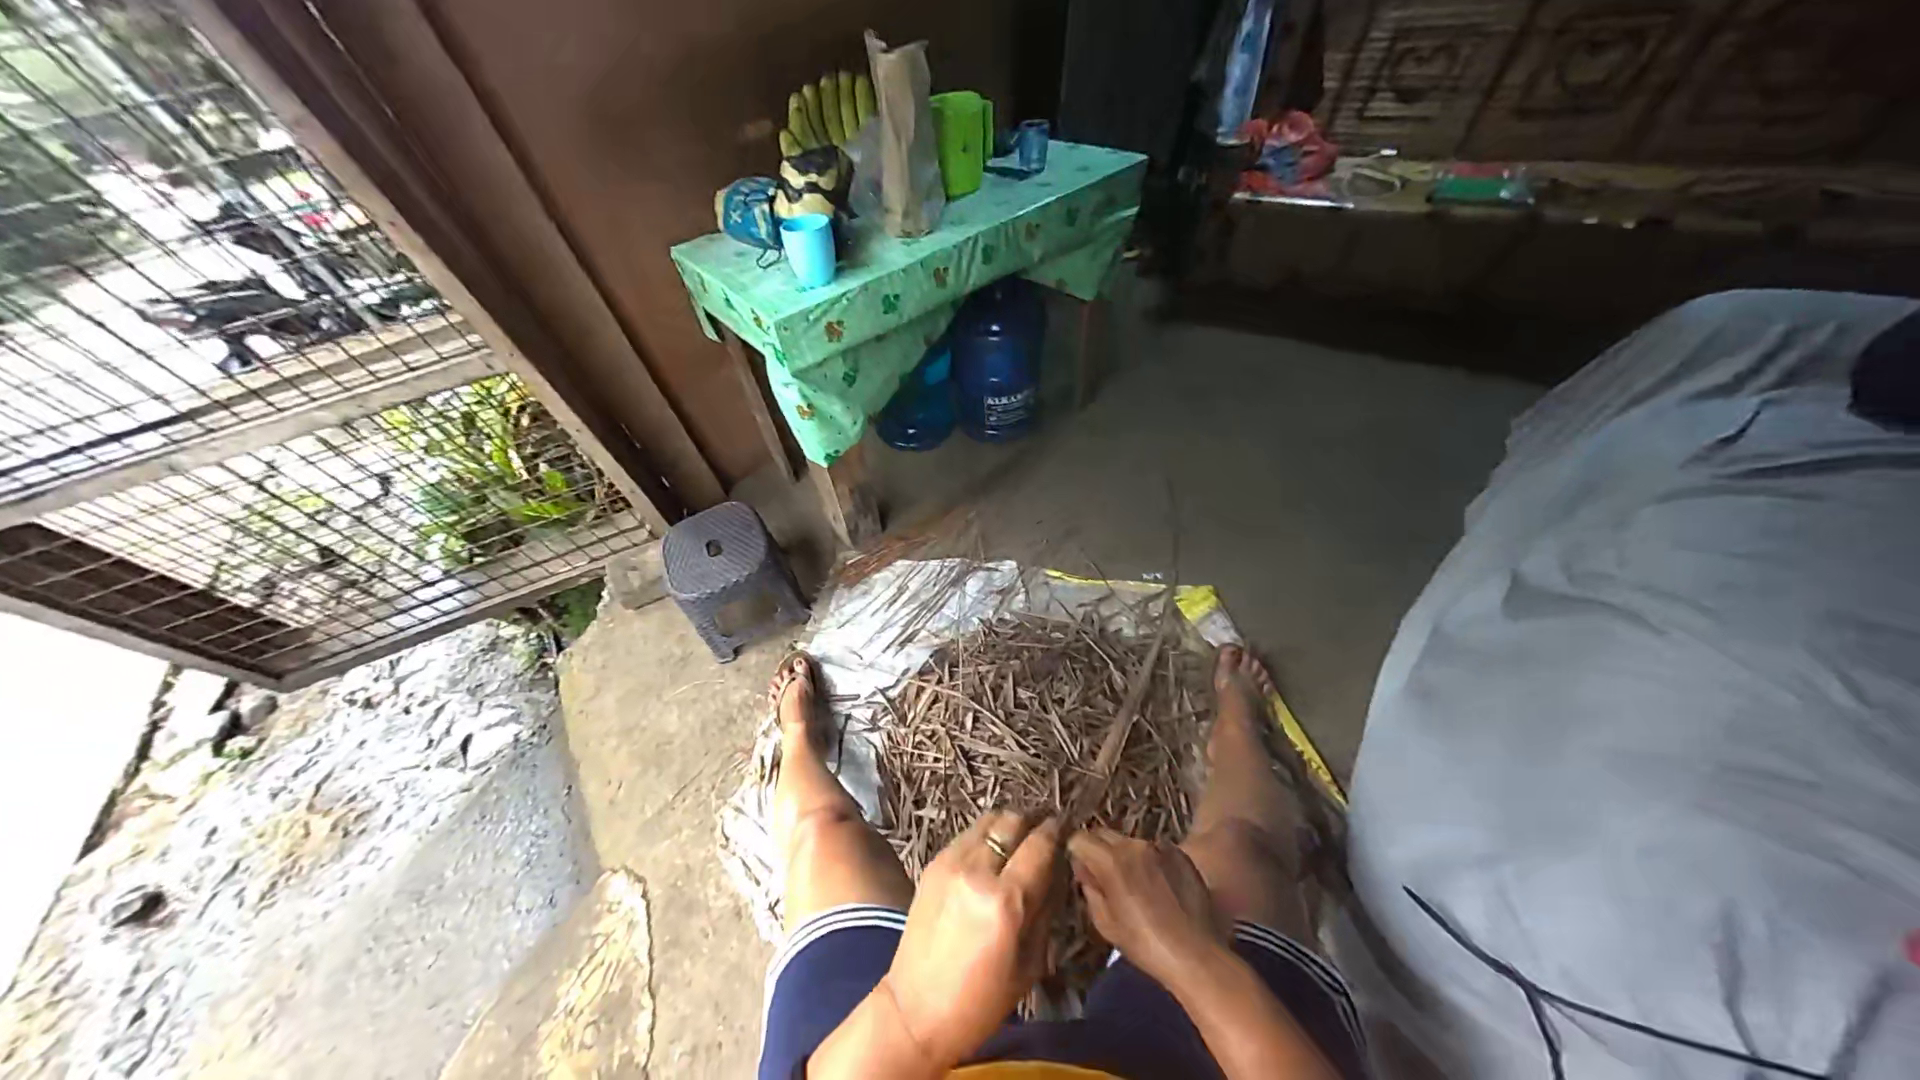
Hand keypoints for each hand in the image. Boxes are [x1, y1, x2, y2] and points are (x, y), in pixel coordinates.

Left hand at [880, 810, 1061, 1068]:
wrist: (914, 1011)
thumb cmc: (980, 1002)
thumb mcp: (1029, 964)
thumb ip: (1045, 910)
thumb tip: (1056, 872)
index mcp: (1005, 901)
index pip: (1039, 844)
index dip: (1054, 832)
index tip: (1063, 828)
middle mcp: (977, 871)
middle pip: (1011, 821)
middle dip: (1030, 822)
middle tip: (1041, 833)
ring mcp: (950, 863)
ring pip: (987, 821)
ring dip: (1006, 825)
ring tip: (1015, 841)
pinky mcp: (933, 864)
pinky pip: (966, 835)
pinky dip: (983, 836)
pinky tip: (990, 855)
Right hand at [1068, 829, 1227, 986]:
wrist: (1196, 955)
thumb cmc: (1144, 945)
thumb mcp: (1105, 923)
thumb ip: (1089, 890)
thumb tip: (1086, 873)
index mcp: (1111, 860)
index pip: (1080, 839)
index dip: (1078, 856)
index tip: (1085, 876)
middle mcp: (1134, 845)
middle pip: (1104, 834)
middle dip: (1100, 852)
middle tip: (1108, 882)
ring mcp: (1160, 846)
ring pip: (1131, 843)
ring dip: (1127, 857)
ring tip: (1139, 887)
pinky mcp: (1181, 854)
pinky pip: (1156, 850)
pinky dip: (1152, 861)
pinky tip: (1161, 887)